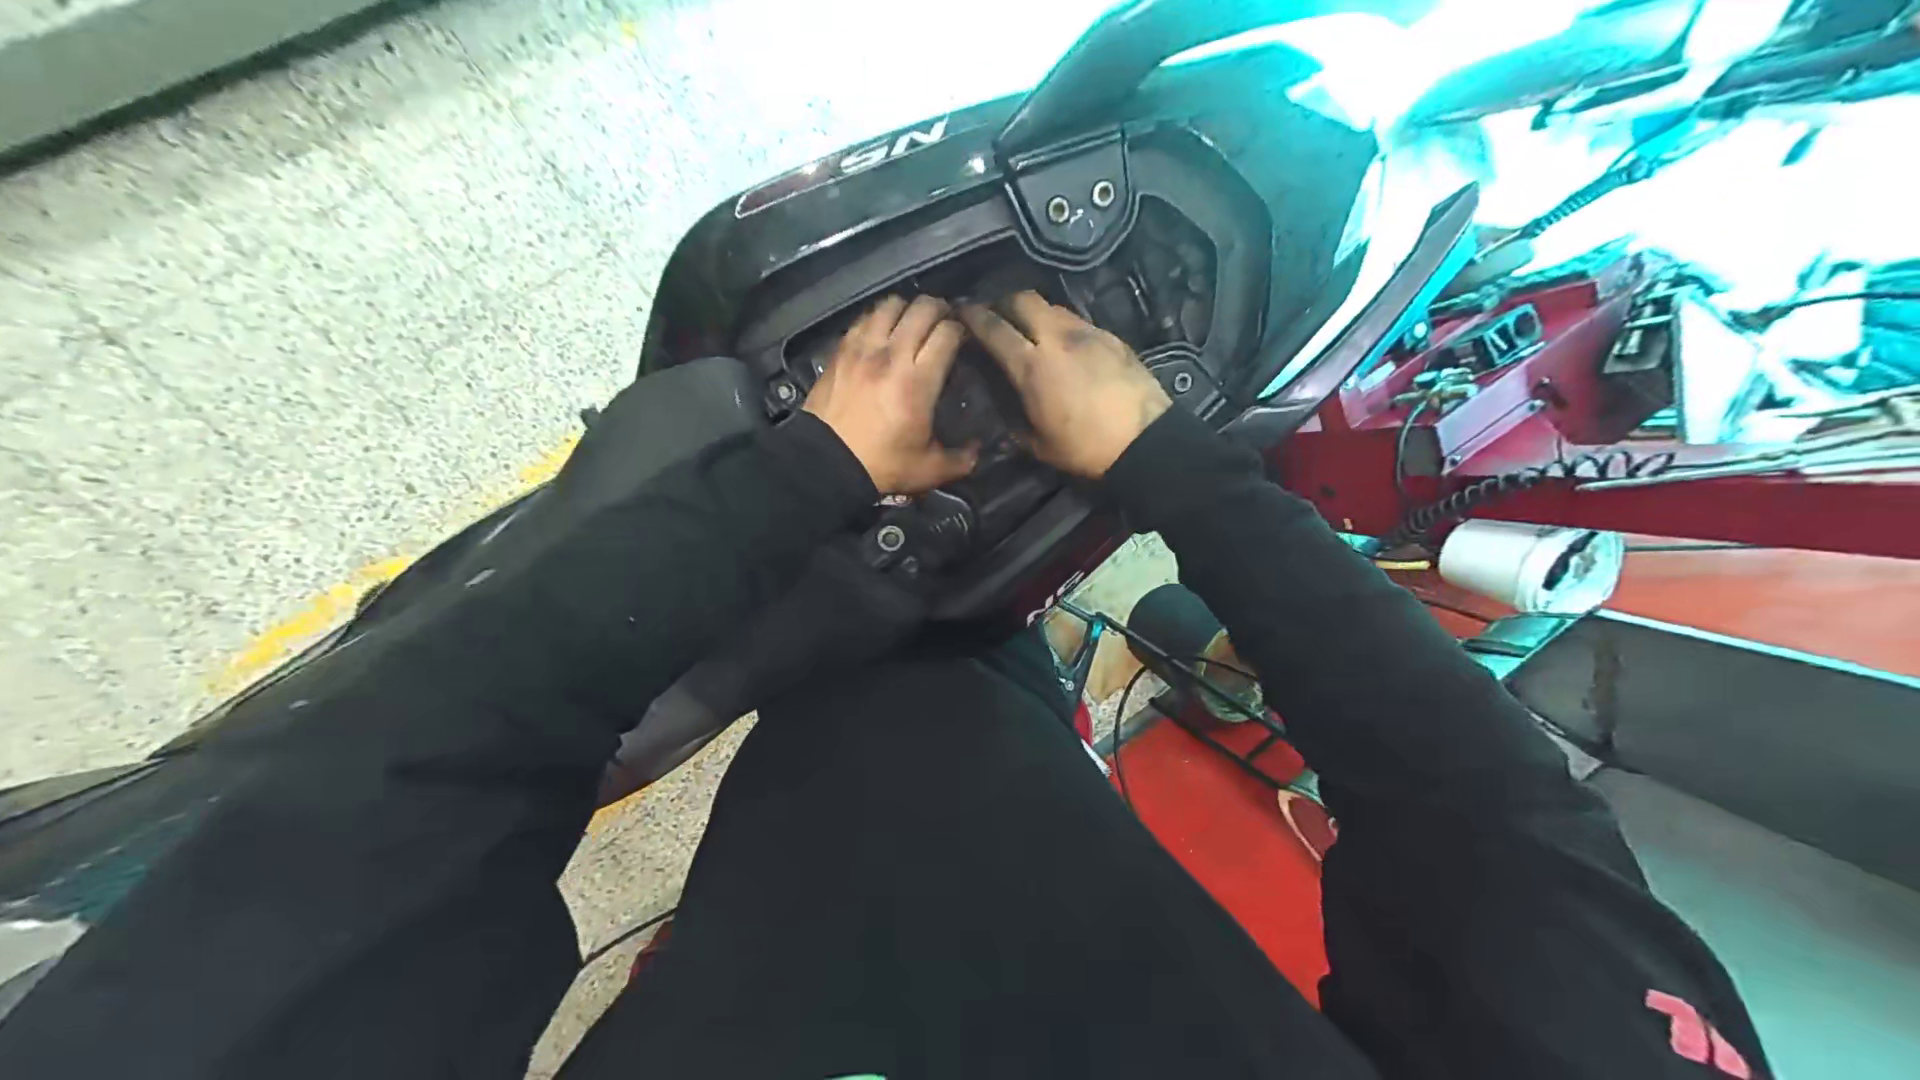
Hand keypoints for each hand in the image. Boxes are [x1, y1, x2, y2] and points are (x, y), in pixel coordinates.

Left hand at [804, 295, 978, 494]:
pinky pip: (864, 318)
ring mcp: (863, 348)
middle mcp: (892, 355)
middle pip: (922, 309)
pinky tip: (883, 331)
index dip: (961, 329)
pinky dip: (878, 317)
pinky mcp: (841, 350)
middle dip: (939, 310)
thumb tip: (979, 448)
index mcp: (918, 380)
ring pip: (891, 305)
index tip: (964, 338)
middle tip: (943, 322)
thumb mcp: (929, 470)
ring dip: (907, 308)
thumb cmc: (881, 466)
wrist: (826, 463)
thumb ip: (961, 459)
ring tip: (912, 321)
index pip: (948, 332)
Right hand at [958, 292, 1169, 478]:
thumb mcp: (1037, 444)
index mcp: (1031, 367)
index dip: (972, 316)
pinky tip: (1064, 344)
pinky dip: (1061, 325)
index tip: (960, 312)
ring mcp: (1086, 333)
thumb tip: (1000, 407)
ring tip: (1029, 327)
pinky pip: (1077, 320)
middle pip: (1022, 299)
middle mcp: (1056, 339)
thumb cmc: (1085, 448)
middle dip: (1003, 302)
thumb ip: (1013, 419)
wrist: (1144, 441)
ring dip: (1034, 312)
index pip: (993, 328)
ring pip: (1051, 306)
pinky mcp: (1110, 336)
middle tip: (996, 315)